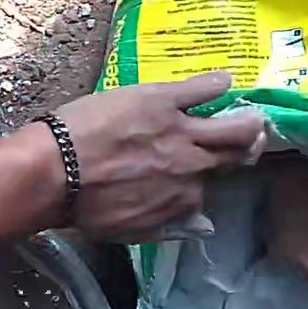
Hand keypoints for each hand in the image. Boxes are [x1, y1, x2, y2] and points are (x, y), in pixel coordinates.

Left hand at [52, 71, 265, 239]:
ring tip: (250, 114)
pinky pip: (203, 89)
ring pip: (234, 125)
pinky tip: (224, 80)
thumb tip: (201, 226)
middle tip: (250, 137)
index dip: (210, 175)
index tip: (208, 167)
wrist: (57, 172)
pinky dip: (217, 84)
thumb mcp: (132, 228)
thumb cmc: (87, 206)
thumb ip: (169, 224)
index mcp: (184, 196)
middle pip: (236, 155)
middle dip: (247, 147)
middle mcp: (193, 165)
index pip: (211, 185)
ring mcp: (182, 130)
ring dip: (247, 120)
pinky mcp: (165, 100)